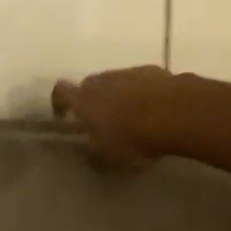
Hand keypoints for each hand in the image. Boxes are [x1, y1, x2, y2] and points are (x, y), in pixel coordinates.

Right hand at [51, 65, 198, 168]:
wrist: (171, 111)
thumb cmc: (132, 138)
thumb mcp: (109, 159)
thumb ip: (93, 156)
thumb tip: (87, 153)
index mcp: (84, 100)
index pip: (60, 91)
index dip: (58, 102)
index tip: (64, 117)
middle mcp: (100, 80)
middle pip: (88, 86)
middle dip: (92, 102)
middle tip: (103, 124)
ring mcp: (125, 72)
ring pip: (113, 83)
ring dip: (117, 97)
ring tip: (132, 119)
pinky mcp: (148, 70)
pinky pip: (136, 81)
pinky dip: (139, 93)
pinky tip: (152, 110)